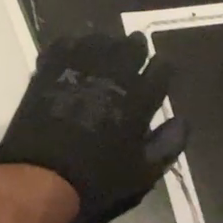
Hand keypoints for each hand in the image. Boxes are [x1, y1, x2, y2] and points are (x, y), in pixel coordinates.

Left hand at [0, 32, 187, 222]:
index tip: (161, 69)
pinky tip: (72, 48)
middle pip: (130, 48)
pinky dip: (70, 44)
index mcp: (138, 100)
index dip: (162, 68)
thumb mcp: (141, 174)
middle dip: (137, 47)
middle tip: (137, 46)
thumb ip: (166, 145)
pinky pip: (62, 47)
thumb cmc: (96, 181)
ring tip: (107, 45)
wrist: (40, 178)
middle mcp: (111, 77)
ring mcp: (77, 72)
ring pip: (98, 42)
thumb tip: (183, 121)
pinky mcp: (47, 74)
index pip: (160, 71)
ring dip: (106, 42)